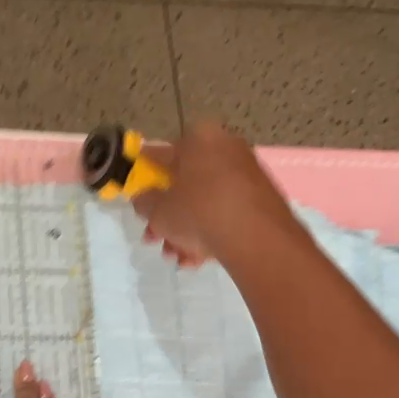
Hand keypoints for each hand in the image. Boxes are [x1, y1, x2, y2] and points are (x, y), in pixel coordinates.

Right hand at [132, 119, 300, 268]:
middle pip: (185, 182)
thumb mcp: (158, 211)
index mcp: (198, 138)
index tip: (137, 193)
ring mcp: (245, 172)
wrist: (256, 235)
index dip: (144, 176)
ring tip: (176, 255)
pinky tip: (196, 258)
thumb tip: (144, 198)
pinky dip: (210, 232)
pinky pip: (226, 211)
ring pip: (205, 201)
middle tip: (154, 237)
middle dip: (167, 215)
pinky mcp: (261, 197)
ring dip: (186, 230)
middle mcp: (224, 147)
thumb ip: (144, 202)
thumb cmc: (199, 212)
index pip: (161, 154)